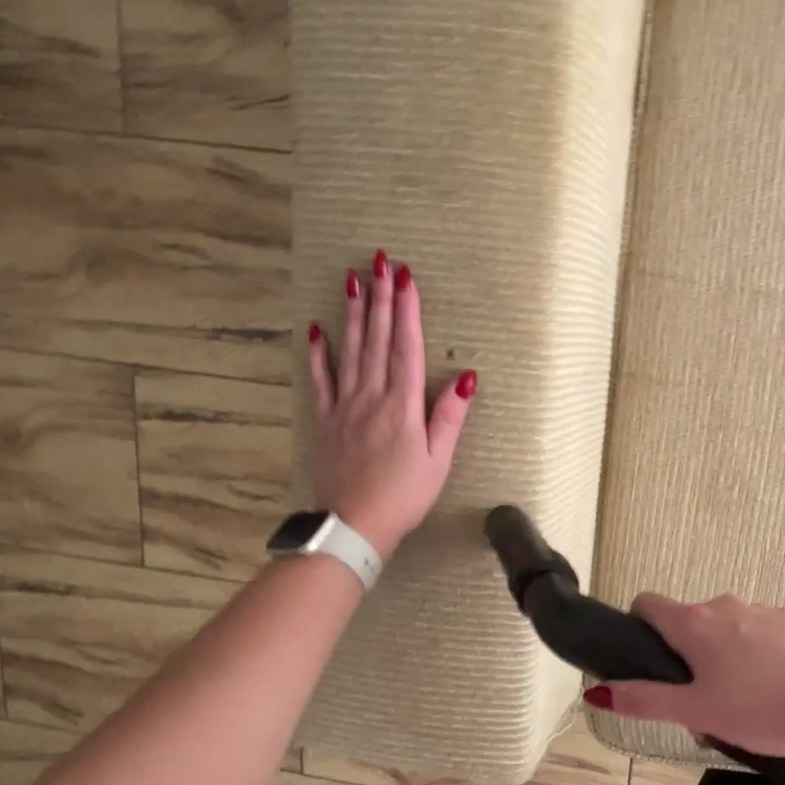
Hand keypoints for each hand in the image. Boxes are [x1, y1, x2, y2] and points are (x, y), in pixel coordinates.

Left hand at [308, 253, 475, 557]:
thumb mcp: (438, 459)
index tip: (406, 277)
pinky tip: (318, 329)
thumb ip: (449, 416)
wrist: (354, 523)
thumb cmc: (404, 495)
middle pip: (377, 339)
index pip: (406, 347)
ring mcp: (345, 406)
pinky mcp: (326, 421)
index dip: (406, 310)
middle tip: (380, 261)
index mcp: (402, 405)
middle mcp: (372, 396)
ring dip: (353, 313)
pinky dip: (320, 352)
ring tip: (353, 279)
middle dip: (380, 298)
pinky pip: (322, 379)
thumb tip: (466, 376)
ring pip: (349, 350)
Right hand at [582, 594, 784, 756]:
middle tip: (702, 703)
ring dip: (726, 657)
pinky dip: (762, 655)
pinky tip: (780, 690)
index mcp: (695, 623)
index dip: (639, 628)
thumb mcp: (695, 712)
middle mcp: (727, 605)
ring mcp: (766, 610)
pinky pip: (766, 634)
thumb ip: (645, 701)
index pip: (647, 603)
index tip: (649, 662)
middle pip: (691, 623)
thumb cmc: (760, 710)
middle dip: (689, 657)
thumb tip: (596, 693)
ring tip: (746, 705)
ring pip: (731, 630)